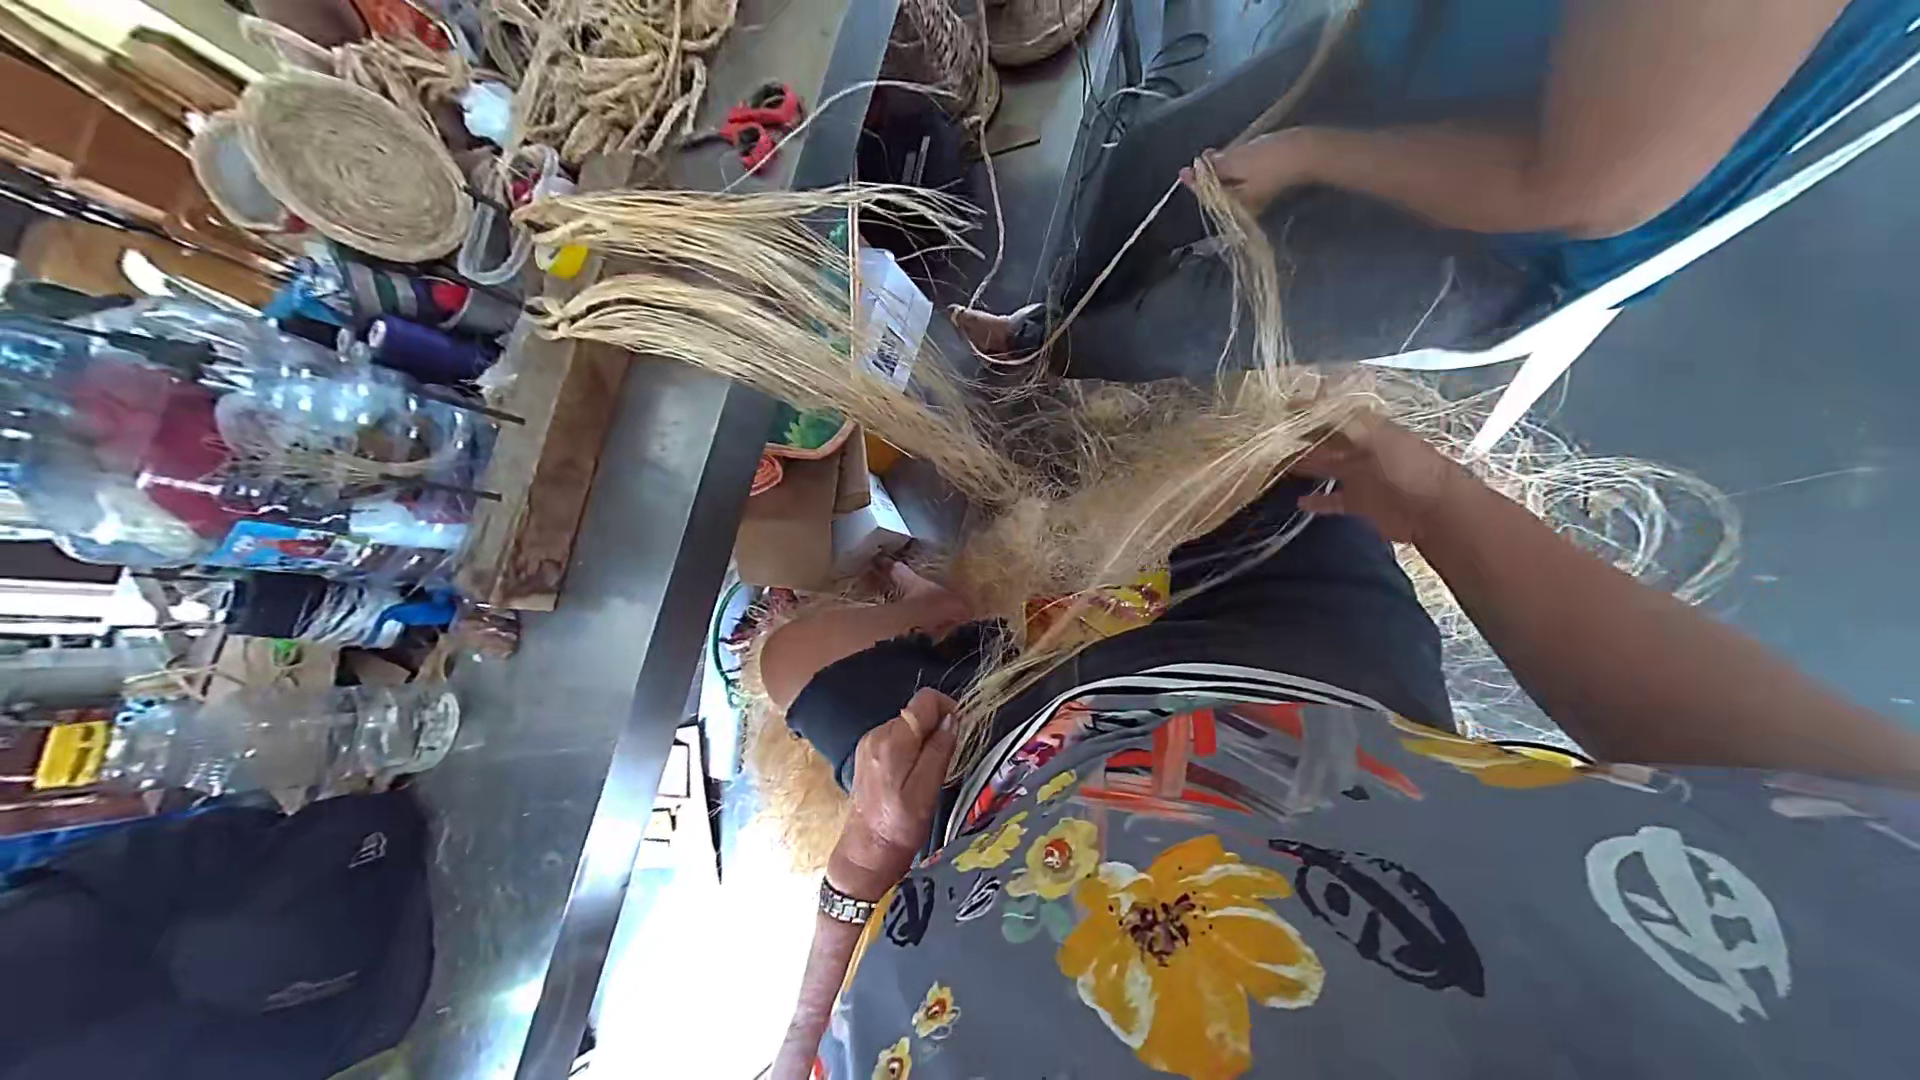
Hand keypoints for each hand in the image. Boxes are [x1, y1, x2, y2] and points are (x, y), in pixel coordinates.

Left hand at [827, 688, 959, 900]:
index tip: (958, 731)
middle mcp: (877, 733)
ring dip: (924, 739)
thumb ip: (939, 751)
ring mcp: (869, 741)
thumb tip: (952, 718)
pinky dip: (910, 747)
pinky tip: (912, 774)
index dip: (947, 708)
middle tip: (944, 760)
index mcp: (893, 741)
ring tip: (928, 771)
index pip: (925, 700)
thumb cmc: (899, 827)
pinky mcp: (867, 752)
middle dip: (936, 727)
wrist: (864, 853)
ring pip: (907, 724)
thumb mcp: (927, 791)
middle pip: (916, 711)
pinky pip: (896, 737)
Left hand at [1179, 129, 1318, 214]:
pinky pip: (1241, 179)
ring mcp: (1255, 196)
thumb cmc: (1273, 158)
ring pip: (1228, 185)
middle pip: (1217, 193)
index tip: (1183, 172)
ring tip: (1207, 159)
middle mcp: (1243, 206)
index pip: (1207, 196)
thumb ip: (1218, 166)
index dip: (1194, 182)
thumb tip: (1200, 167)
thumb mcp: (1240, 161)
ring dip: (1217, 172)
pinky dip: (1231, 169)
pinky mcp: (1265, 184)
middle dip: (1205, 178)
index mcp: (1235, 205)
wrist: (1310, 150)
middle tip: (1195, 163)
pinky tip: (1228, 158)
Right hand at [1291, 413, 1476, 544]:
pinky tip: (1299, 501)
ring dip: (1304, 467)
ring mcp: (1360, 478)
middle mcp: (1362, 451)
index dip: (1309, 411)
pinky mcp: (1359, 503)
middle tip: (1272, 439)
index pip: (1333, 416)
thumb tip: (1316, 398)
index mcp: (1368, 431)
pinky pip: (1332, 500)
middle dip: (1301, 440)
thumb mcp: (1377, 434)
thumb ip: (1346, 418)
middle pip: (1325, 443)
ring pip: (1324, 469)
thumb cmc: (1407, 467)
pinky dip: (1317, 502)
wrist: (1435, 509)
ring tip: (1277, 465)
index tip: (1282, 408)